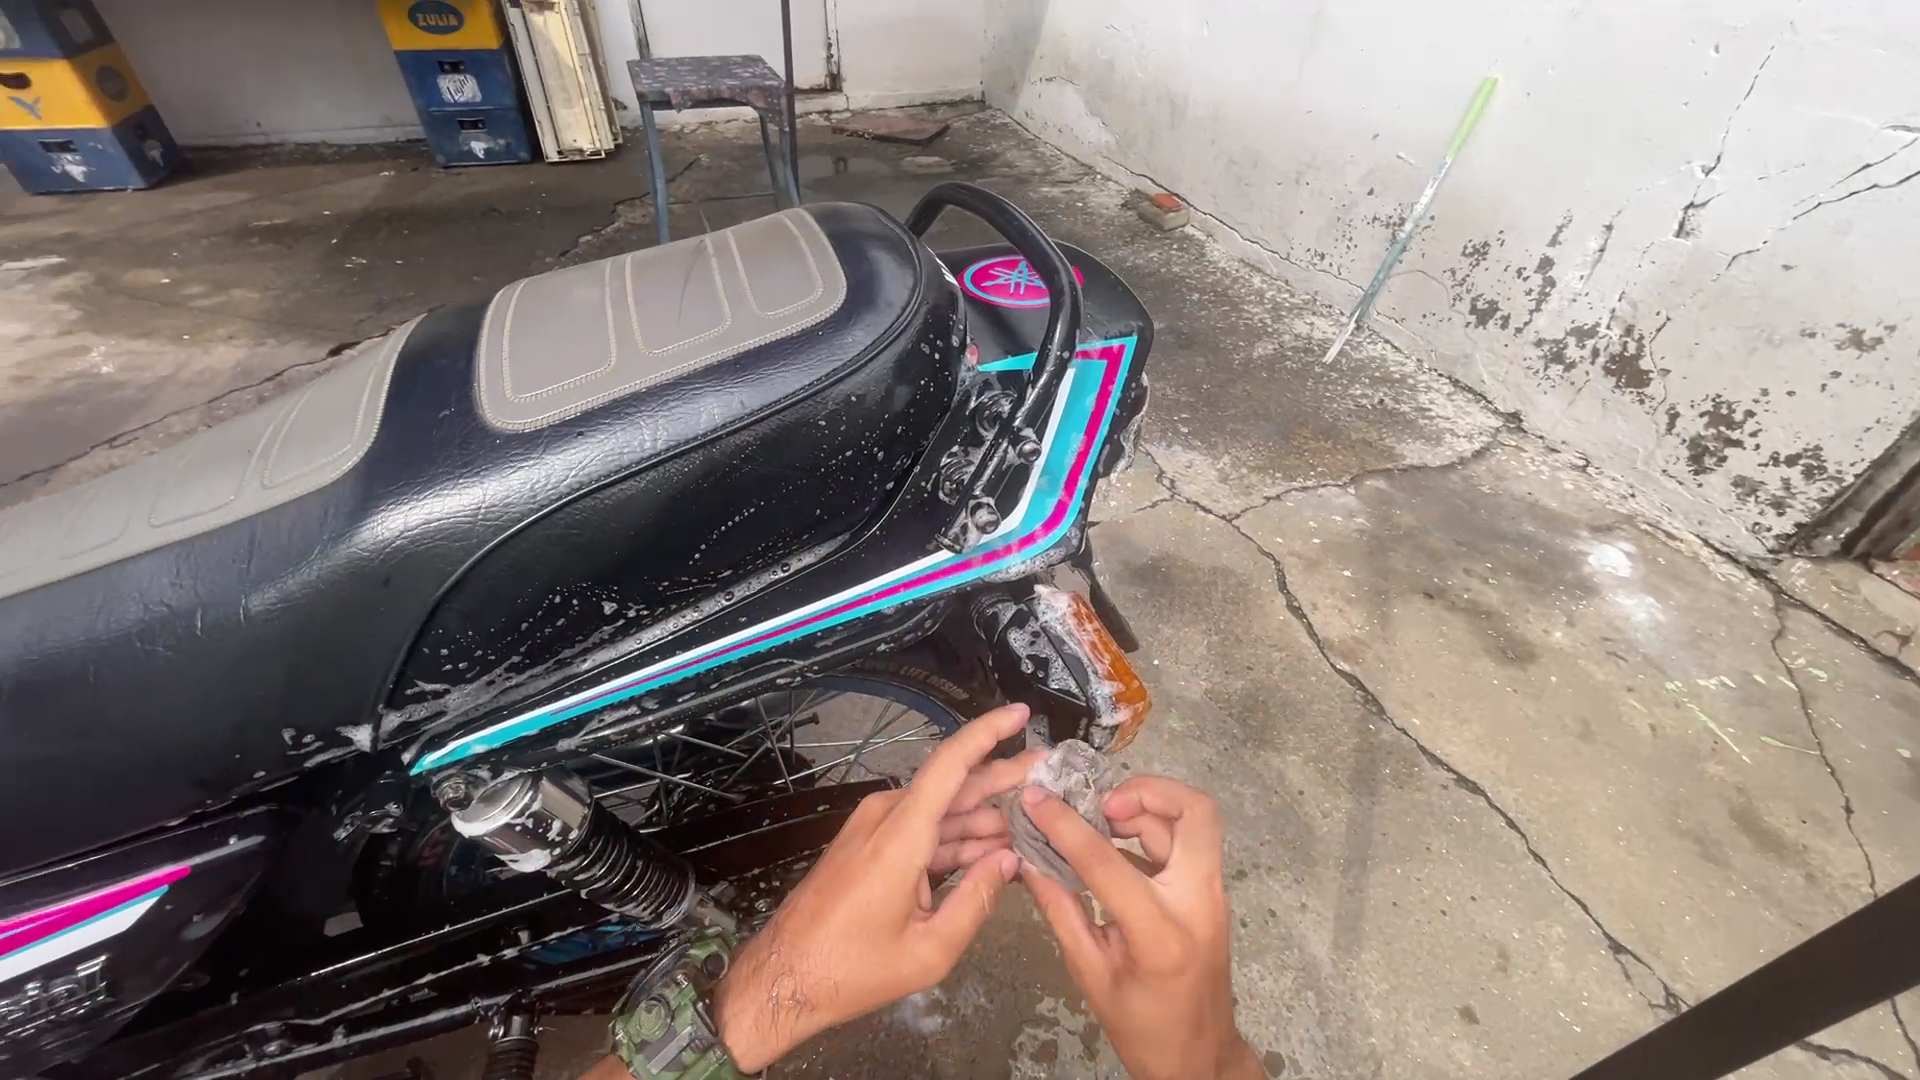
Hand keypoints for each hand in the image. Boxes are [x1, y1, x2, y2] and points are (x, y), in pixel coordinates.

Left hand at [711, 704, 1039, 1070]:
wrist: (784, 977)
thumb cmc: (852, 968)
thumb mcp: (928, 950)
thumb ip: (976, 901)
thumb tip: (1010, 861)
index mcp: (902, 832)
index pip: (952, 762)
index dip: (989, 732)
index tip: (1020, 714)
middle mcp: (888, 815)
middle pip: (955, 784)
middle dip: (1002, 777)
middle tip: (1045, 771)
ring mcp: (876, 827)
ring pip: (941, 810)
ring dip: (982, 816)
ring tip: (1028, 823)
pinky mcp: (871, 843)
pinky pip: (923, 830)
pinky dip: (956, 838)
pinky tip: (989, 850)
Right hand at [1020, 776, 1262, 1079]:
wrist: (1202, 1062)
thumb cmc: (1143, 1028)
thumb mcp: (1090, 974)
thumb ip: (1060, 910)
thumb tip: (1027, 857)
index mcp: (1161, 932)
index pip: (1107, 859)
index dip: (1065, 824)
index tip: (1036, 799)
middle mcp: (1199, 901)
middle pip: (1194, 811)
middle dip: (1146, 790)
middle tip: (1102, 804)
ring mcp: (1213, 895)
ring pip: (1192, 820)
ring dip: (1146, 808)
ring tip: (1102, 820)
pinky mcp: (1211, 892)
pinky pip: (1187, 841)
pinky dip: (1151, 828)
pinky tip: (1116, 843)